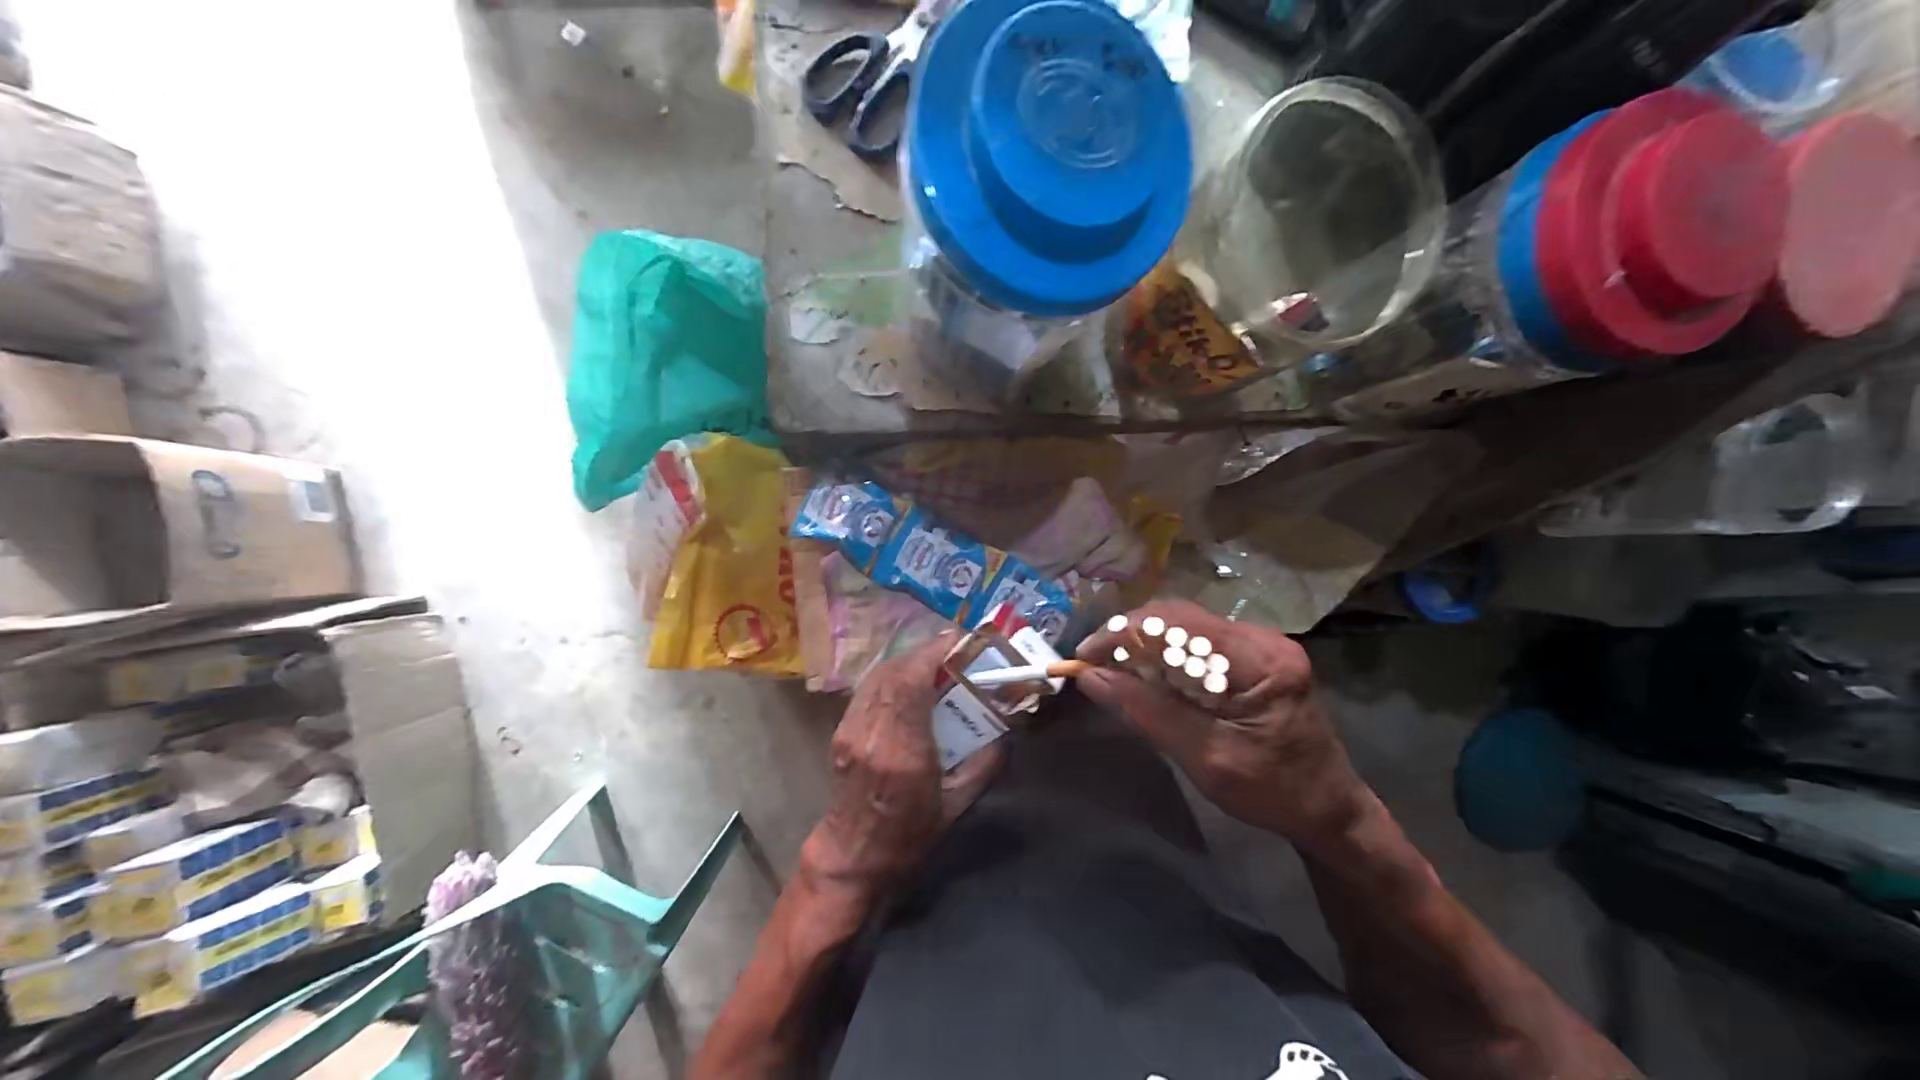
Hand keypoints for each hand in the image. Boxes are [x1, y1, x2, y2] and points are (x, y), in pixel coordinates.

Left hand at [800, 632, 1004, 903]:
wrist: (854, 855)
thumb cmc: (910, 834)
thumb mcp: (958, 804)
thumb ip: (986, 764)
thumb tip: (1007, 731)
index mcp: (903, 752)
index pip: (910, 683)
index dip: (933, 654)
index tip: (958, 643)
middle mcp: (871, 733)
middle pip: (893, 672)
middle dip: (924, 653)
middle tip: (952, 652)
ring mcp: (850, 730)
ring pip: (877, 676)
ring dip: (906, 662)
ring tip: (933, 663)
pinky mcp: (841, 730)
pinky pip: (867, 688)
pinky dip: (890, 676)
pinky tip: (909, 683)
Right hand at [1075, 600, 1367, 845]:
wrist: (1329, 809)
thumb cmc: (1274, 792)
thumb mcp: (1206, 758)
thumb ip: (1148, 712)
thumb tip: (1091, 679)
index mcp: (1259, 661)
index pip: (1178, 624)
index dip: (1124, 633)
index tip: (1085, 657)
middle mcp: (1261, 638)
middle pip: (1178, 618)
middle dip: (1129, 637)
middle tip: (1094, 667)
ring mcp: (1259, 644)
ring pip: (1183, 627)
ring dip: (1144, 646)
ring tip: (1113, 673)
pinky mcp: (1252, 656)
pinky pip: (1196, 643)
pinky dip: (1164, 657)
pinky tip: (1147, 678)